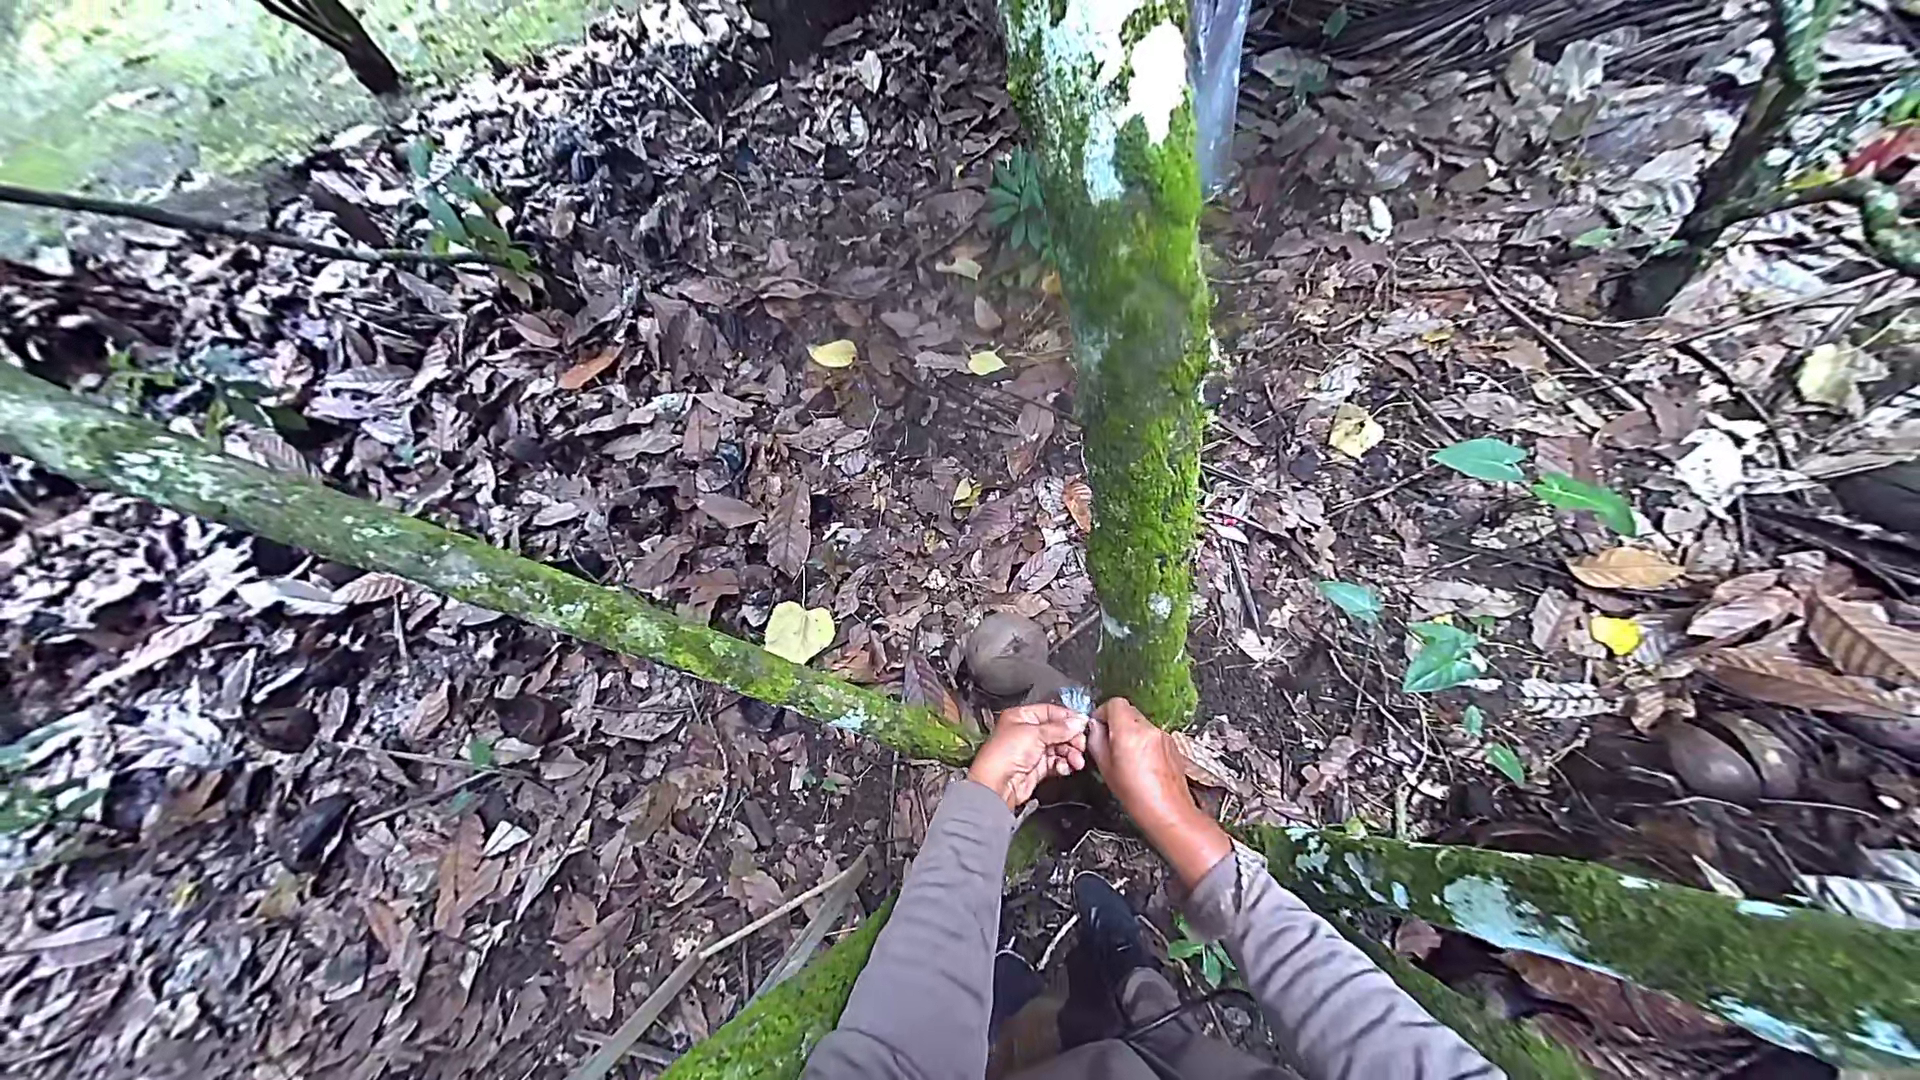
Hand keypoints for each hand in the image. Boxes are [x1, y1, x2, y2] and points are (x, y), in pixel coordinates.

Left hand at [968, 704, 1089, 810]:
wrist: (997, 785)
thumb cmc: (1004, 754)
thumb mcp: (1035, 734)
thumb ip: (1059, 728)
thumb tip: (1077, 722)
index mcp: (1021, 716)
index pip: (1050, 712)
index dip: (1067, 718)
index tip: (1082, 724)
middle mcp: (1027, 732)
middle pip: (1057, 731)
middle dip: (1071, 738)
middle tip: (1080, 745)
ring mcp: (1032, 750)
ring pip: (1059, 748)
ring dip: (1071, 753)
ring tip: (1076, 760)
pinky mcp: (1037, 768)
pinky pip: (1056, 763)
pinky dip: (1063, 765)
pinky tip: (1065, 768)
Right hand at [1090, 698, 1230, 887]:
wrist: (1168, 812)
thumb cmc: (1137, 796)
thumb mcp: (1105, 767)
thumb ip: (1096, 740)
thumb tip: (1094, 728)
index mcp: (1129, 731)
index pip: (1114, 703)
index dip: (1102, 712)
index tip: (1098, 725)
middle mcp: (1148, 729)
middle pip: (1127, 711)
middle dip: (1116, 723)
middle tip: (1109, 742)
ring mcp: (1163, 736)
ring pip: (1140, 723)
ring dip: (1130, 733)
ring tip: (1125, 758)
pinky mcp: (1172, 745)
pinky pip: (1152, 735)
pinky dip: (1144, 742)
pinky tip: (1140, 764)